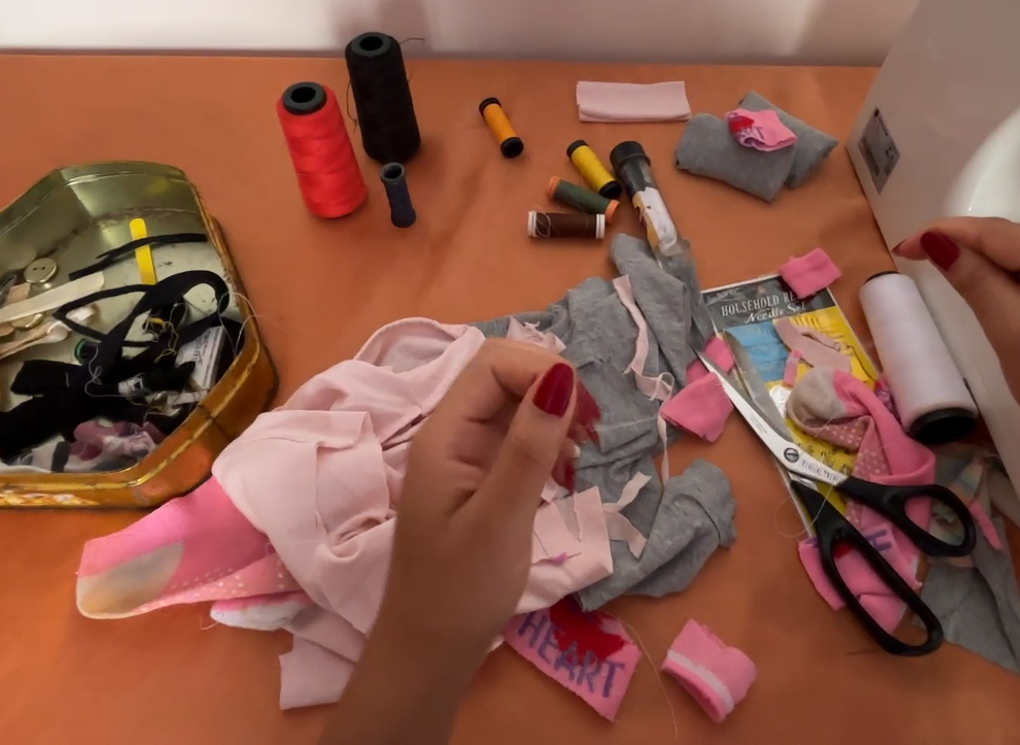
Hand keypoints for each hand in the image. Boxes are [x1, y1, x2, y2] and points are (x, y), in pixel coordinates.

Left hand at [376, 340, 578, 672]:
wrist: (429, 654)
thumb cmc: (459, 592)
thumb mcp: (500, 520)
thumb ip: (529, 448)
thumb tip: (562, 375)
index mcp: (445, 434)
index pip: (493, 364)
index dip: (542, 370)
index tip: (583, 414)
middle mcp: (453, 432)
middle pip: (505, 375)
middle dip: (553, 387)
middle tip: (590, 430)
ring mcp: (467, 452)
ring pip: (516, 401)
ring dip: (555, 412)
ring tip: (584, 450)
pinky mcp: (482, 473)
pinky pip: (519, 433)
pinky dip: (549, 439)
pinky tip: (567, 469)